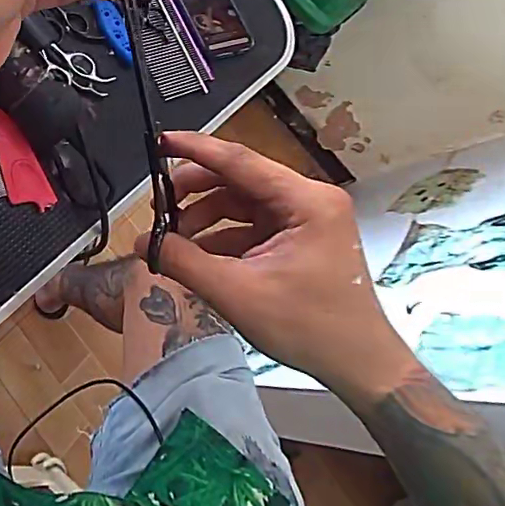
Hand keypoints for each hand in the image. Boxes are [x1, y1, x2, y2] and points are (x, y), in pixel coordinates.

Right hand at [137, 132, 417, 399]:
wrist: (358, 364)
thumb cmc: (314, 329)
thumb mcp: (238, 294)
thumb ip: (185, 263)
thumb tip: (145, 242)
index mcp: (307, 201)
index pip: (240, 160)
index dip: (195, 150)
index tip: (162, 141)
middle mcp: (310, 200)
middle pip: (240, 179)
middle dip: (195, 191)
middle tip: (159, 206)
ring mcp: (305, 219)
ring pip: (243, 203)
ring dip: (205, 216)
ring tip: (172, 237)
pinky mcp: (298, 239)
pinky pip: (252, 225)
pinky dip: (222, 236)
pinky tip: (196, 253)